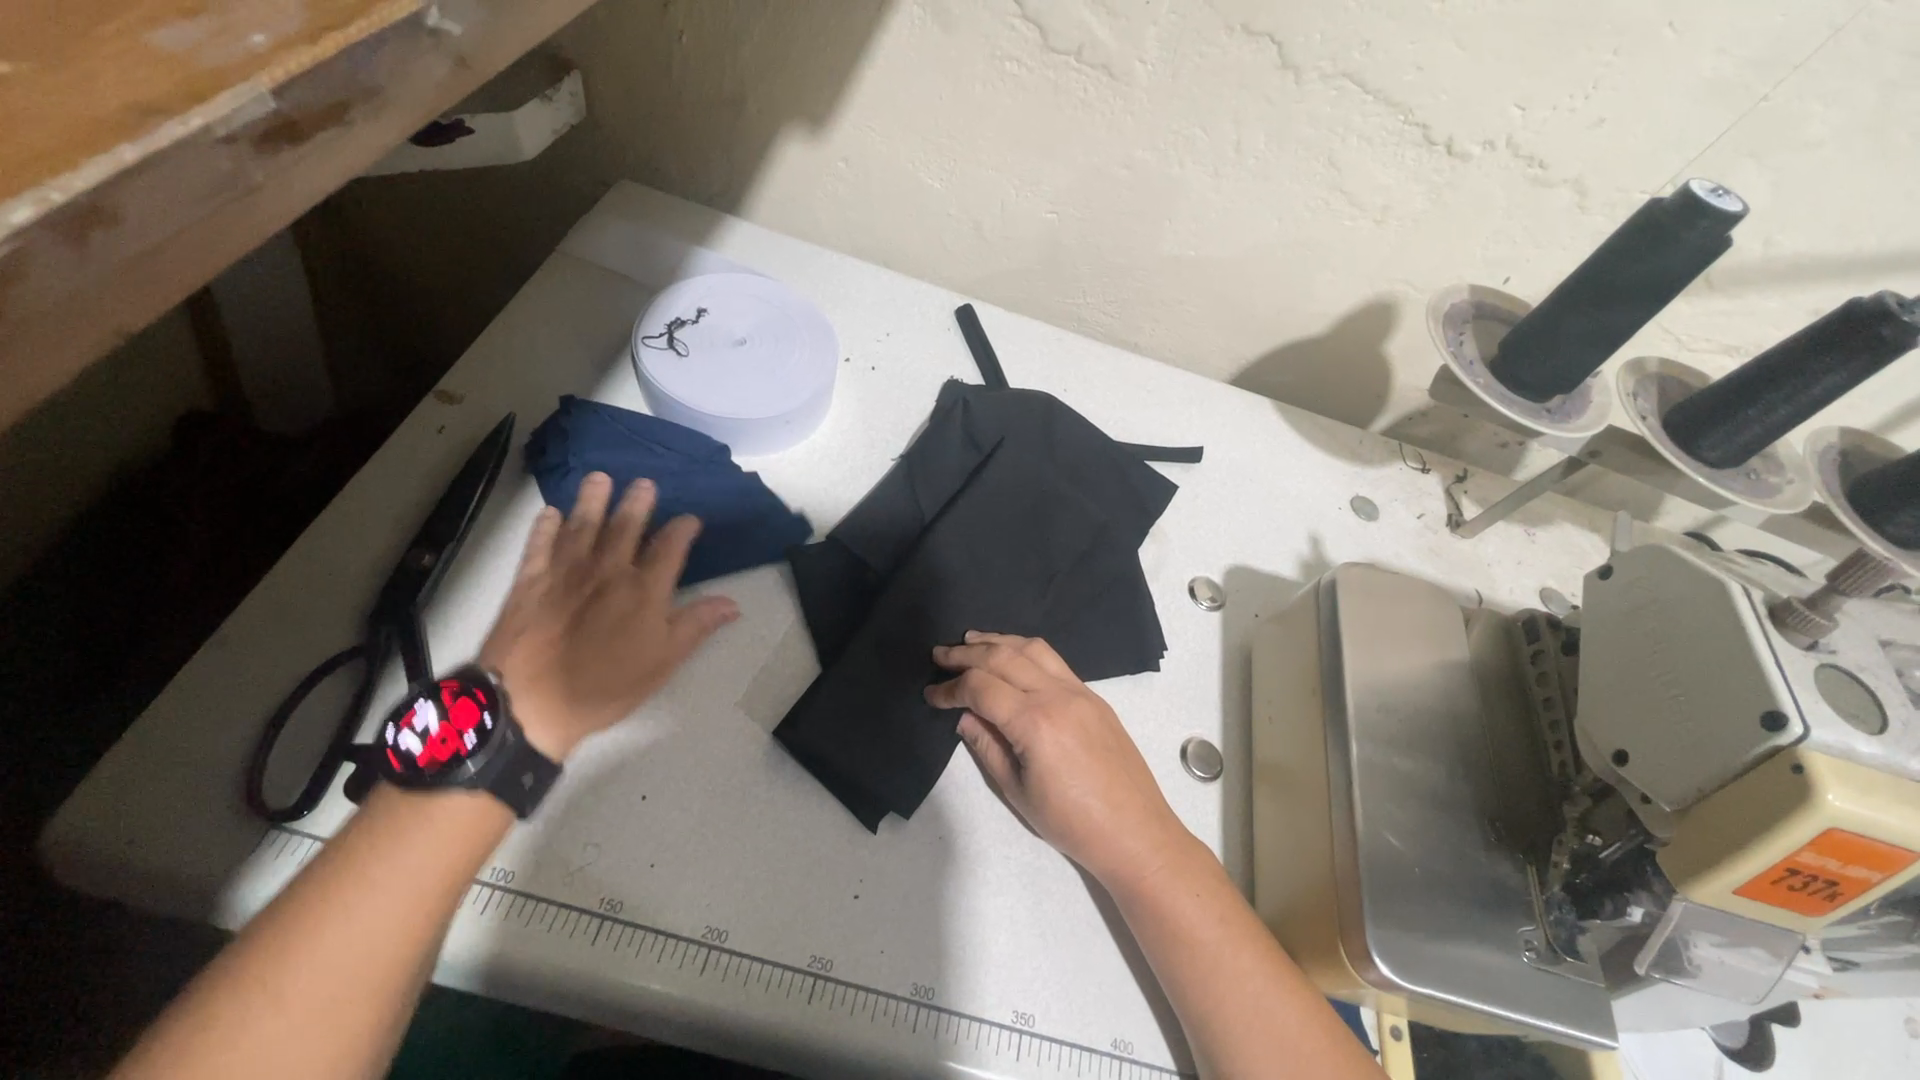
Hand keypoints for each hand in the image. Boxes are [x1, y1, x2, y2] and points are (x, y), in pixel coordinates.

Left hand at [478, 472, 739, 759]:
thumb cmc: (604, 687)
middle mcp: (607, 571)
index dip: (682, 530)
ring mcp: (565, 573)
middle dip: (638, 503)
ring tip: (600, 478)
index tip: (691, 519)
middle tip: (645, 483)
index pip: (669, 549)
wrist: (529, 703)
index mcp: (644, 591)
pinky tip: (550, 513)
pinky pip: (539, 545)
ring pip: (582, 526)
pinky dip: (544, 527)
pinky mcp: (530, 581)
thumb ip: (696, 626)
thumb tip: (732, 602)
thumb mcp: (662, 663)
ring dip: (592, 501)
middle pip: (625, 528)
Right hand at [925, 632, 1196, 890]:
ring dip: (998, 641)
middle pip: (1004, 657)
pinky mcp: (1094, 698)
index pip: (981, 688)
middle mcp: (1057, 696)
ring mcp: (1080, 692)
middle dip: (967, 653)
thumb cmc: (1071, 823)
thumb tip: (965, 717)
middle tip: (939, 654)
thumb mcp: (1018, 791)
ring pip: (1033, 649)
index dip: (950, 688)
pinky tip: (1012, 657)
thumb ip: (988, 747)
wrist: (1135, 832)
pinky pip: (1055, 660)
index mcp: (1035, 722)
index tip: (930, 694)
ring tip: (971, 641)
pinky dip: (1026, 650)